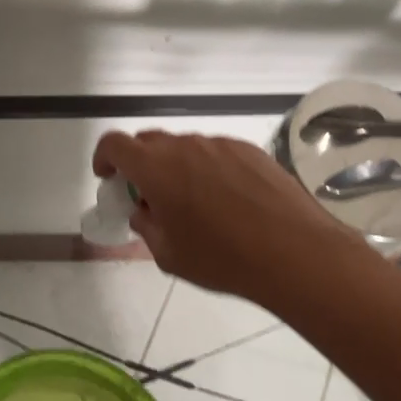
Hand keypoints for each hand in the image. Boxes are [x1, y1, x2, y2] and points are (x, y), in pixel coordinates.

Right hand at [92, 130, 371, 306]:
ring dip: (177, 167)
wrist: (295, 251)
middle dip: (141, 164)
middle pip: (149, 142)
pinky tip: (229, 201)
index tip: (109, 178)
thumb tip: (146, 212)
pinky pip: (217, 152)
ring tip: (195, 204)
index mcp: (156, 168)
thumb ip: (147, 227)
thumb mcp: (170, 255)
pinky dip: (210, 169)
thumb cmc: (223, 258)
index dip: (105, 157)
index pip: (115, 144)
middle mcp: (185, 146)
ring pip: (185, 147)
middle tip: (150, 197)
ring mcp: (220, 144)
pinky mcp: (250, 150)